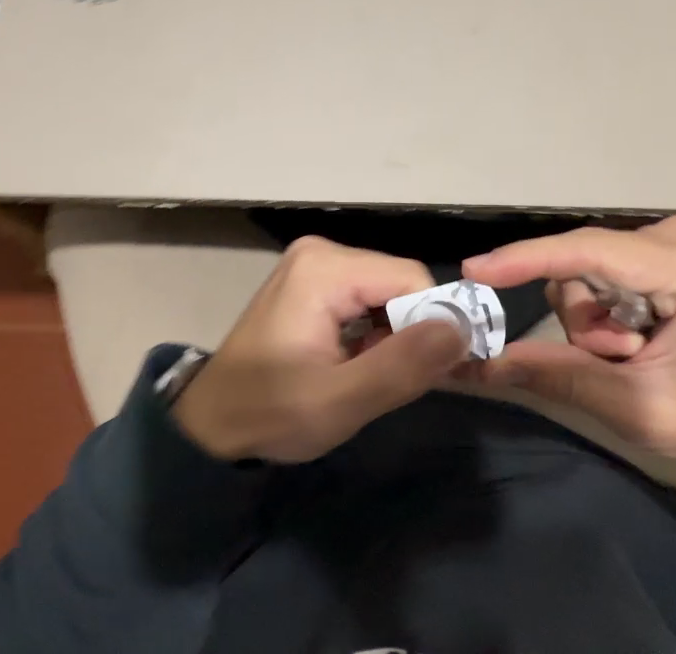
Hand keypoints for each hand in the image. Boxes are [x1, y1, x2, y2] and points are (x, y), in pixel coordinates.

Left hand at [173, 236, 470, 462]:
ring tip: (376, 377)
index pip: (411, 278)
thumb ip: (403, 364)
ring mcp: (313, 265)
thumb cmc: (269, 412)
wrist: (212, 422)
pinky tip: (360, 365)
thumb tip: (464, 329)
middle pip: (399, 282)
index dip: (435, 323)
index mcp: (323, 269)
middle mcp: (320, 253)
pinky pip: (364, 299)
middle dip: (412, 331)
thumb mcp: (341, 400)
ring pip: (386, 293)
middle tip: (405, 382)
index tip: (441, 372)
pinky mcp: (310, 283)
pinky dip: (374, 333)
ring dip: (394, 336)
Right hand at [462, 217, 675, 462]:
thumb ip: (556, 375)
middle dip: (583, 319)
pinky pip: (598, 270)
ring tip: (633, 356)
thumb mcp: (633, 407)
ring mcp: (673, 239)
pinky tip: (636, 338)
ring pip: (585, 268)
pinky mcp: (663, 249)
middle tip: (618, 361)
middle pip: (583, 263)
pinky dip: (601, 309)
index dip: (528, 259)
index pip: (590, 252)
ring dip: (591, 319)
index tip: (474, 270)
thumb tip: (479, 364)